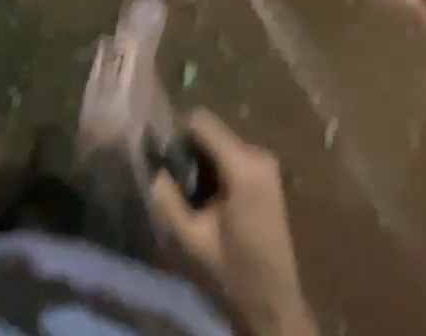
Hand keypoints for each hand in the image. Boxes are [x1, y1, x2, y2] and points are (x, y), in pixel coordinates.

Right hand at [150, 111, 315, 335]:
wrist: (273, 304)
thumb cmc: (231, 272)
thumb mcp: (188, 238)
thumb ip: (166, 196)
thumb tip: (152, 166)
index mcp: (243, 165)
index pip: (200, 121)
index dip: (174, 135)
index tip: (160, 160)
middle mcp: (259, 155)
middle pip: (210, 133)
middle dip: (186, 153)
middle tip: (172, 185)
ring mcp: (266, 165)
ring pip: (218, 145)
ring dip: (199, 165)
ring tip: (188, 198)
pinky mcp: (266, 177)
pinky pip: (231, 158)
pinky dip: (213, 173)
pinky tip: (207, 203)